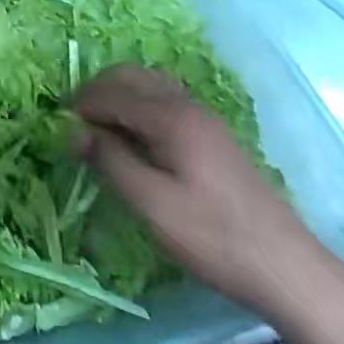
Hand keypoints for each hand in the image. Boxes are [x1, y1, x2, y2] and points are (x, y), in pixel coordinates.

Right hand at [73, 65, 318, 309]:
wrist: (286, 267)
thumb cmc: (213, 237)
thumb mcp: (152, 204)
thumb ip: (111, 160)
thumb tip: (74, 130)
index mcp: (171, 117)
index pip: (112, 92)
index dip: (81, 104)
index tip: (58, 125)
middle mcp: (187, 105)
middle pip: (131, 75)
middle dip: (97, 90)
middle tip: (74, 121)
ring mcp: (203, 117)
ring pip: (149, 84)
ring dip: (118, 95)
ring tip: (98, 127)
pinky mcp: (212, 134)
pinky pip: (164, 100)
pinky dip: (138, 105)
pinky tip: (133, 137)